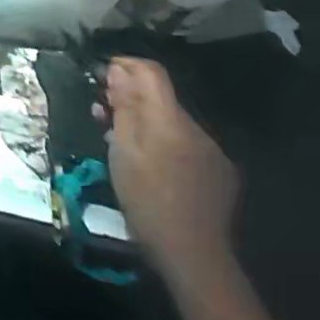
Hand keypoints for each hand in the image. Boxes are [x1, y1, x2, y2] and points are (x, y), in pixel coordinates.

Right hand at [102, 57, 238, 276]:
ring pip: (170, 121)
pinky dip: (162, 142)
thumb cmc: (146, 197)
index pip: (152, 72)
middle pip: (160, 97)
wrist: (191, 254)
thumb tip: (119, 70)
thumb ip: (124, 106)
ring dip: (143, 121)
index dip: (125, 65)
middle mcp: (196, 129)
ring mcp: (212, 152)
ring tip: (116, 138)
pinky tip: (147, 163)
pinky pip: (185, 144)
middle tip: (100, 111)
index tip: (101, 74)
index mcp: (170, 120)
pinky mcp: (219, 173)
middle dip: (129, 96)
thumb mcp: (123, 148)